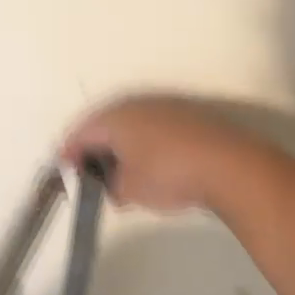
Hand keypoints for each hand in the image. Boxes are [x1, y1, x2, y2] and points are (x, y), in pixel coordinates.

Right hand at [60, 94, 273, 212]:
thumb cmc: (168, 176)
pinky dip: (146, 146)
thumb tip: (113, 184)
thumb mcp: (129, 190)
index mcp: (115, 116)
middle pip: (106, 125)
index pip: (80, 132)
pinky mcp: (191, 117)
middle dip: (96, 150)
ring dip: (123, 147)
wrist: (229, 167)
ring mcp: (167, 106)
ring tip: (121, 175)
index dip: (68, 154)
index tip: (64, 172)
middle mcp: (138, 103)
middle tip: (90, 174)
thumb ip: (112, 186)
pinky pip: (156, 130)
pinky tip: (152, 167)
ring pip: (133, 125)